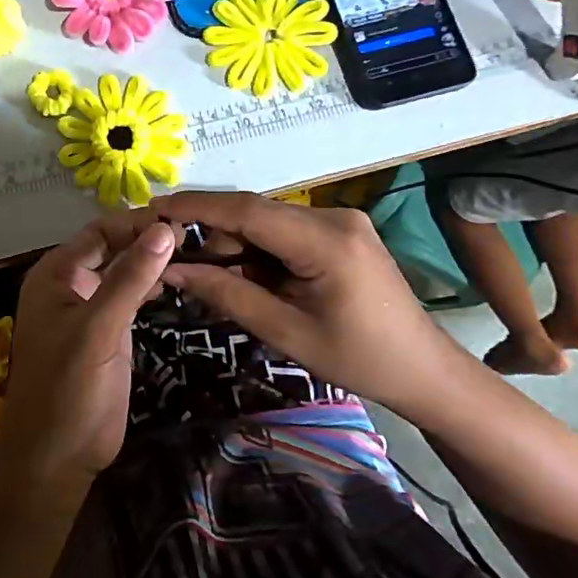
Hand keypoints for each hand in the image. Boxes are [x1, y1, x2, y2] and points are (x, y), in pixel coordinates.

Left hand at [0, 211, 175, 484]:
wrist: (56, 460)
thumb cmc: (69, 390)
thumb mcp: (99, 329)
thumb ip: (130, 278)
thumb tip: (165, 229)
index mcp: (55, 275)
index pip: (100, 231)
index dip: (137, 222)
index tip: (181, 218)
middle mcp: (70, 286)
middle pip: (112, 249)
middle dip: (148, 240)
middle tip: (196, 235)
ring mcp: (89, 311)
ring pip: (123, 273)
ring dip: (152, 262)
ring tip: (196, 252)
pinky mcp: (107, 334)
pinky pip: (129, 298)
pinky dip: (151, 287)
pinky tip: (178, 282)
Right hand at [152, 191, 462, 416]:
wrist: (423, 369)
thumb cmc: (359, 360)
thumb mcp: (286, 332)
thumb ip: (228, 295)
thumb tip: (173, 270)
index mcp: (327, 240)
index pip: (248, 211)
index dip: (197, 207)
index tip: (154, 209)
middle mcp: (334, 216)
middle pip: (256, 213)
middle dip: (213, 234)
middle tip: (177, 263)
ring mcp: (341, 220)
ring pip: (268, 221)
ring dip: (236, 245)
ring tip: (213, 279)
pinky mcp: (341, 231)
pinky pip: (286, 231)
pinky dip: (259, 250)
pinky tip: (247, 276)